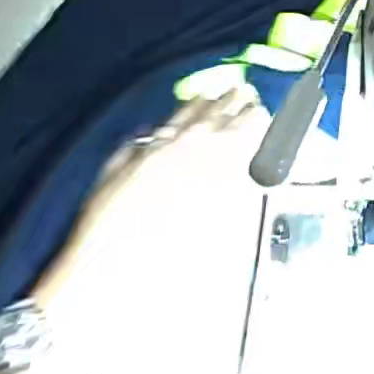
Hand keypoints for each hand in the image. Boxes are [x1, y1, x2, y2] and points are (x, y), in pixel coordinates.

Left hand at [0, 91, 270, 373]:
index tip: (266, 111)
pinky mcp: (125, 160)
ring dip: (203, 103)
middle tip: (245, 92)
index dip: (261, 114)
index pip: (252, 120)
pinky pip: (152, 129)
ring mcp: (156, 148)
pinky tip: (168, 120)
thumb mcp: (227, 222)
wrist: (107, 280)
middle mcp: (192, 142)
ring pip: (186, 112)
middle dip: (235, 100)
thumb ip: (242, 187)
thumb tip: (253, 169)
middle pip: (221, 107)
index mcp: (224, 155)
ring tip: (212, 95)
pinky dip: (166, 121)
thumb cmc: (178, 261)